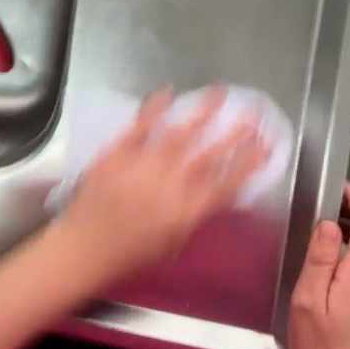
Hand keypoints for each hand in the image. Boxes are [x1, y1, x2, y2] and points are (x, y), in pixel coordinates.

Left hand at [49, 88, 271, 292]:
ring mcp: (143, 166)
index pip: (227, 182)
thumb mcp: (173, 244)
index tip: (267, 144)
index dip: (249, 163)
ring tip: (218, 93)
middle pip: (209, 154)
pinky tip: (167, 92)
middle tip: (252, 114)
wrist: (82, 249)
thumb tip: (214, 194)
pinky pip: (139, 127)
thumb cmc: (129, 256)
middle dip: (234, 133)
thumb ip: (194, 215)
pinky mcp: (117, 155)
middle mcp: (170, 185)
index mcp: (187, 212)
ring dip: (201, 112)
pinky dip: (154, 108)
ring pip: (179, 134)